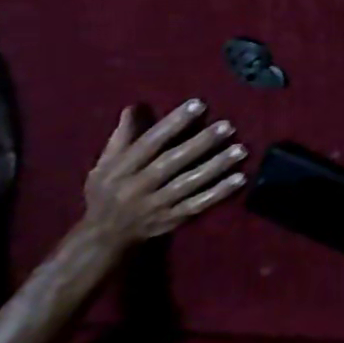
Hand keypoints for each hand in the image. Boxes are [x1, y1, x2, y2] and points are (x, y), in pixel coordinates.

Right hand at [77, 99, 247, 251]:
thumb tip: (134, 106)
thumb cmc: (108, 192)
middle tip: (228, 125)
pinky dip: (219, 193)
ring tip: (241, 149)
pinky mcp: (171, 220)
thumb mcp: (105, 165)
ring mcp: (155, 206)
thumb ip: (122, 137)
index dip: (174, 123)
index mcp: (120, 170)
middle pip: (172, 162)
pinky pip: (198, 205)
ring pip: (189, 184)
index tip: (199, 104)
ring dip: (217, 166)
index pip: (149, 143)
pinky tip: (240, 178)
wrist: (102, 238)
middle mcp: (137, 187)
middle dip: (201, 143)